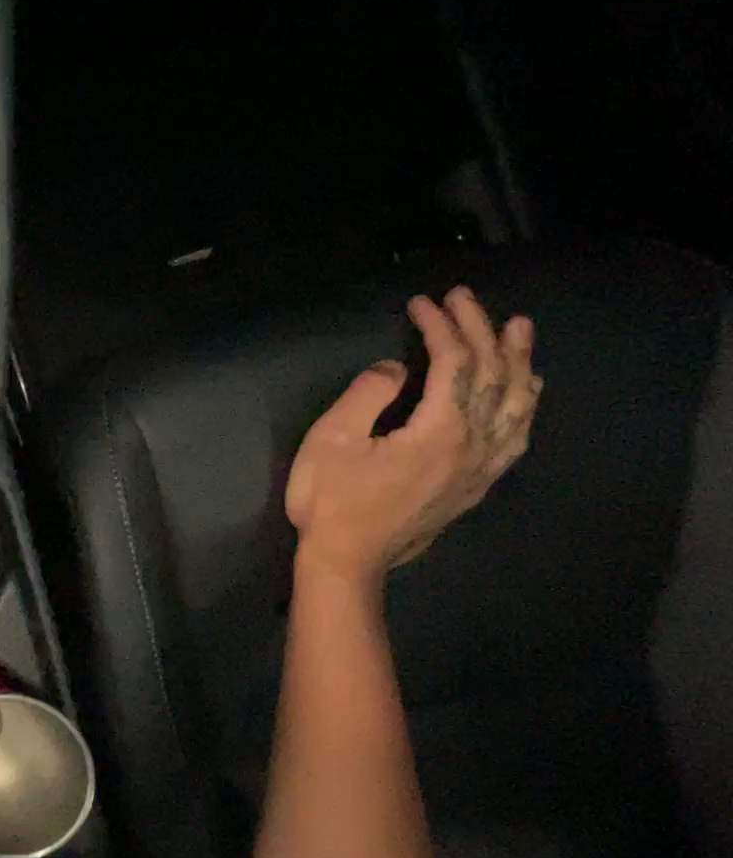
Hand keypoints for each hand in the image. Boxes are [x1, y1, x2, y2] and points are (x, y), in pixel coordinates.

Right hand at [286, 286, 541, 582]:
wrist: (347, 559)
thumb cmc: (331, 500)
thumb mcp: (330, 441)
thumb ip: (365, 396)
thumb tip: (394, 369)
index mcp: (439, 429)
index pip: (453, 362)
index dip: (441, 327)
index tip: (422, 302)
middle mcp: (475, 442)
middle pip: (492, 374)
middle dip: (480, 330)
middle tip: (466, 298)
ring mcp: (482, 466)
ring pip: (516, 402)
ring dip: (519, 360)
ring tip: (518, 328)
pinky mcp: (477, 483)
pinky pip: (517, 435)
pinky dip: (525, 404)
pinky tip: (527, 390)